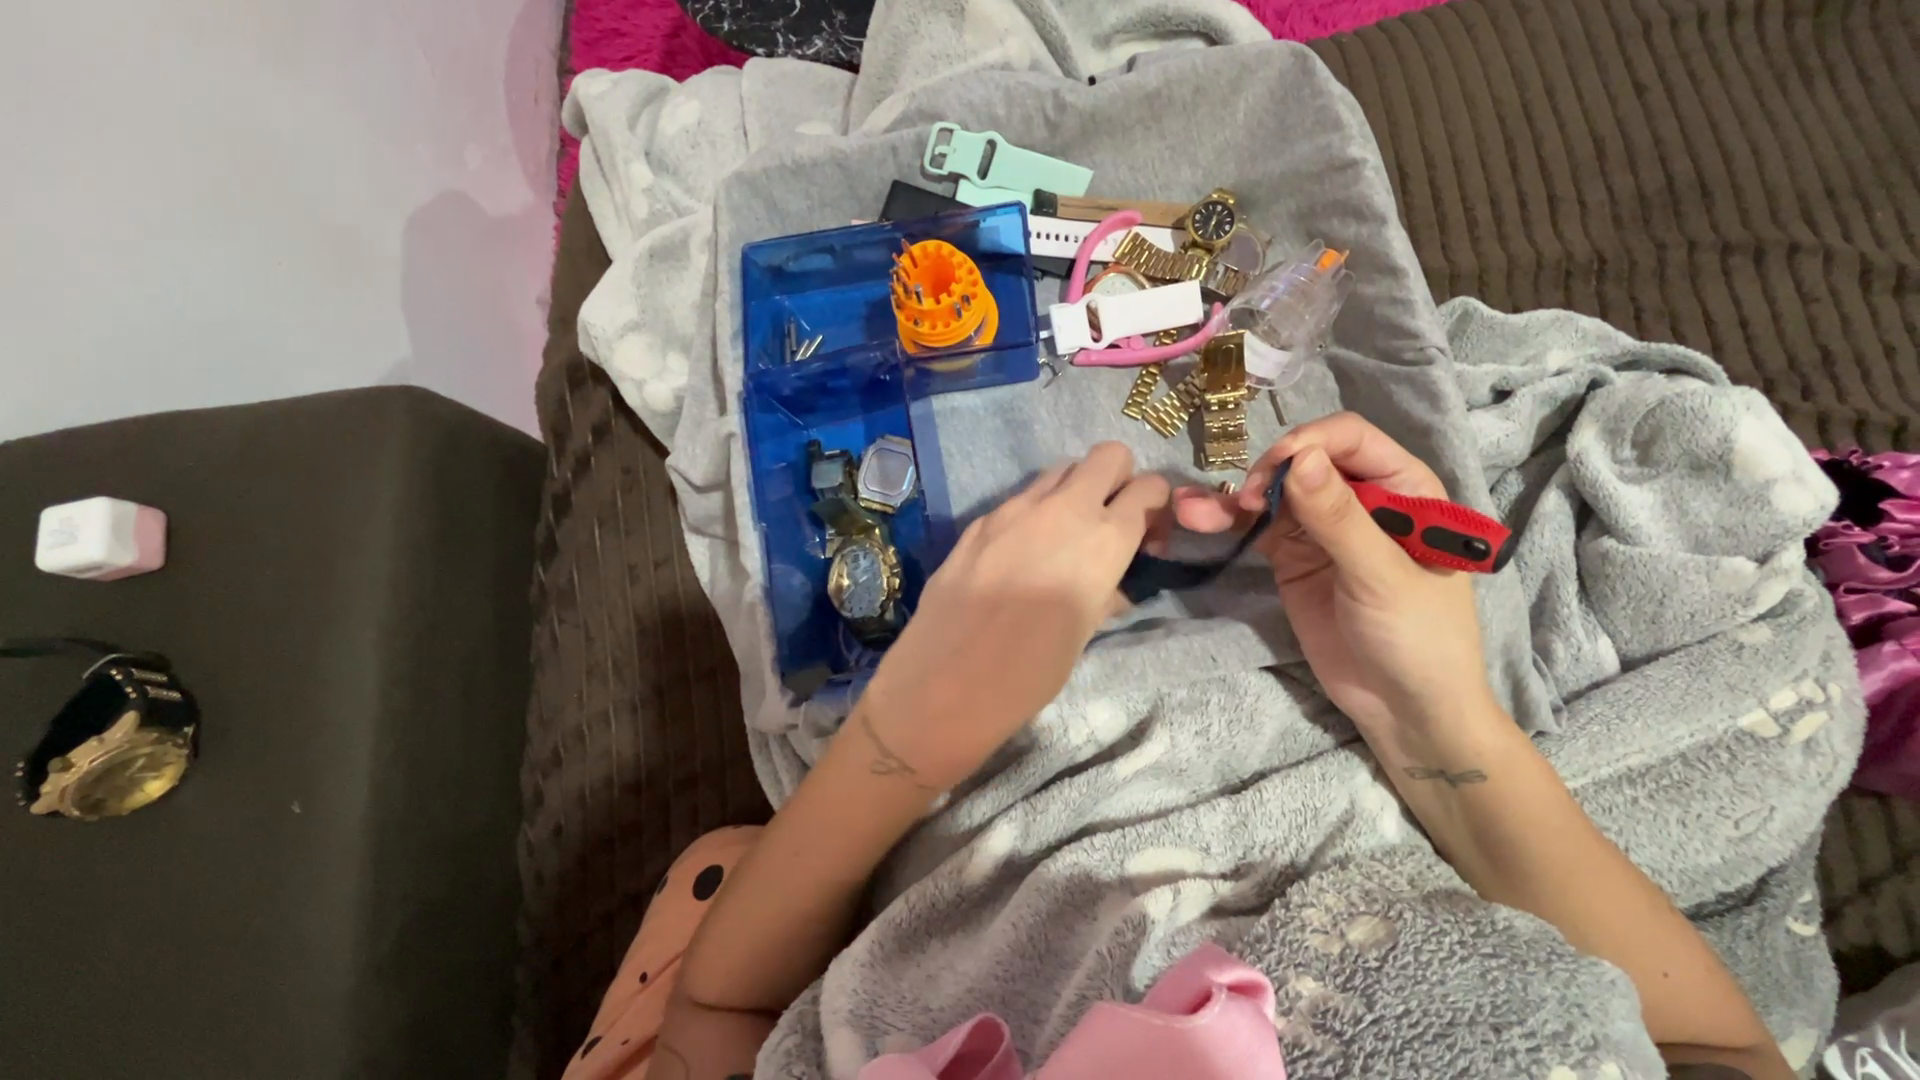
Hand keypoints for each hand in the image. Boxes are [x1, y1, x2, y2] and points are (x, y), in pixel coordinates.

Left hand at [857, 442, 1169, 788]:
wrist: (948, 679)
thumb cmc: (1031, 671)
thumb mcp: (1084, 634)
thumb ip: (1104, 596)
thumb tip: (1111, 586)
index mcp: (1105, 539)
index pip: (1149, 489)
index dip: (1155, 506)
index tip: (1148, 533)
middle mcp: (1065, 508)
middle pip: (1107, 455)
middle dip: (1118, 478)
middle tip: (1109, 519)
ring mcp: (1016, 508)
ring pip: (1060, 470)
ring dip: (1073, 490)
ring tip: (1063, 535)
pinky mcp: (980, 520)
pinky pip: (1019, 498)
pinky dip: (1032, 513)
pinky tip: (1019, 554)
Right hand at [1173, 413, 1495, 734]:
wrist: (1405, 710)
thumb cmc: (1419, 639)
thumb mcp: (1381, 577)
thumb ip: (1339, 518)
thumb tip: (1300, 457)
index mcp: (1404, 490)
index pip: (1352, 440)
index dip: (1311, 443)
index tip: (1273, 468)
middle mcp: (1361, 499)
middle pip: (1304, 461)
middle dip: (1265, 472)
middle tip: (1242, 502)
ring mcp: (1323, 530)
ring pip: (1273, 494)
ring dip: (1233, 498)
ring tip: (1191, 510)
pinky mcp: (1293, 559)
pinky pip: (1257, 529)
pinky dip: (1227, 523)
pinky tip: (1194, 518)